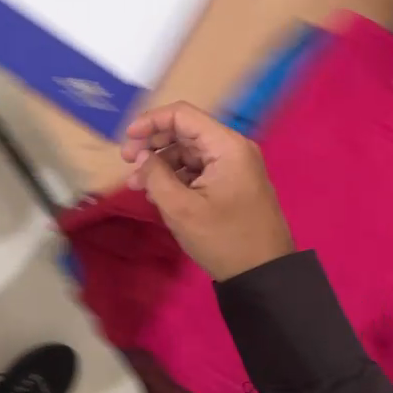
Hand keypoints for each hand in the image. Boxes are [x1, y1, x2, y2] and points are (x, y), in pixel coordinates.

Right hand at [121, 101, 294, 280]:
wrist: (265, 277)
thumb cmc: (223, 239)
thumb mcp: (181, 209)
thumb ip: (155, 176)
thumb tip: (142, 156)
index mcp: (226, 146)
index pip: (182, 115)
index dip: (151, 121)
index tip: (127, 138)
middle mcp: (233, 148)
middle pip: (185, 131)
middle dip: (153, 144)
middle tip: (127, 161)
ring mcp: (235, 166)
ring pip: (189, 151)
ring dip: (161, 163)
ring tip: (137, 184)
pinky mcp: (232, 182)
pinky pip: (199, 169)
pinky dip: (176, 176)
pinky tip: (157, 192)